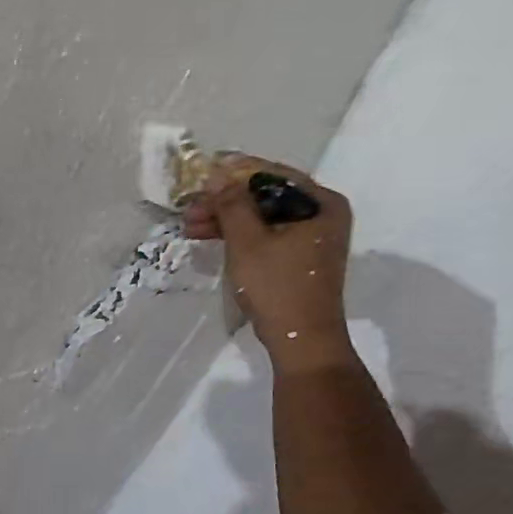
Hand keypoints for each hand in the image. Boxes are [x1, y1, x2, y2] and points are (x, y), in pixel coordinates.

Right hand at [182, 153, 355, 373]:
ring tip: (191, 226)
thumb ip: (231, 203)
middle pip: (266, 196)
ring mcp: (312, 239)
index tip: (202, 174)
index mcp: (321, 203)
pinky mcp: (300, 259)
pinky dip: (240, 237)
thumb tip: (216, 175)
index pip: (273, 174)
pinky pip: (267, 236)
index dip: (234, 172)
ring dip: (227, 220)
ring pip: (263, 217)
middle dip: (225, 201)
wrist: (301, 341)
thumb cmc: (277, 287)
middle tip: (190, 207)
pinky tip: (211, 238)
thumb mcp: (248, 241)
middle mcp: (322, 214)